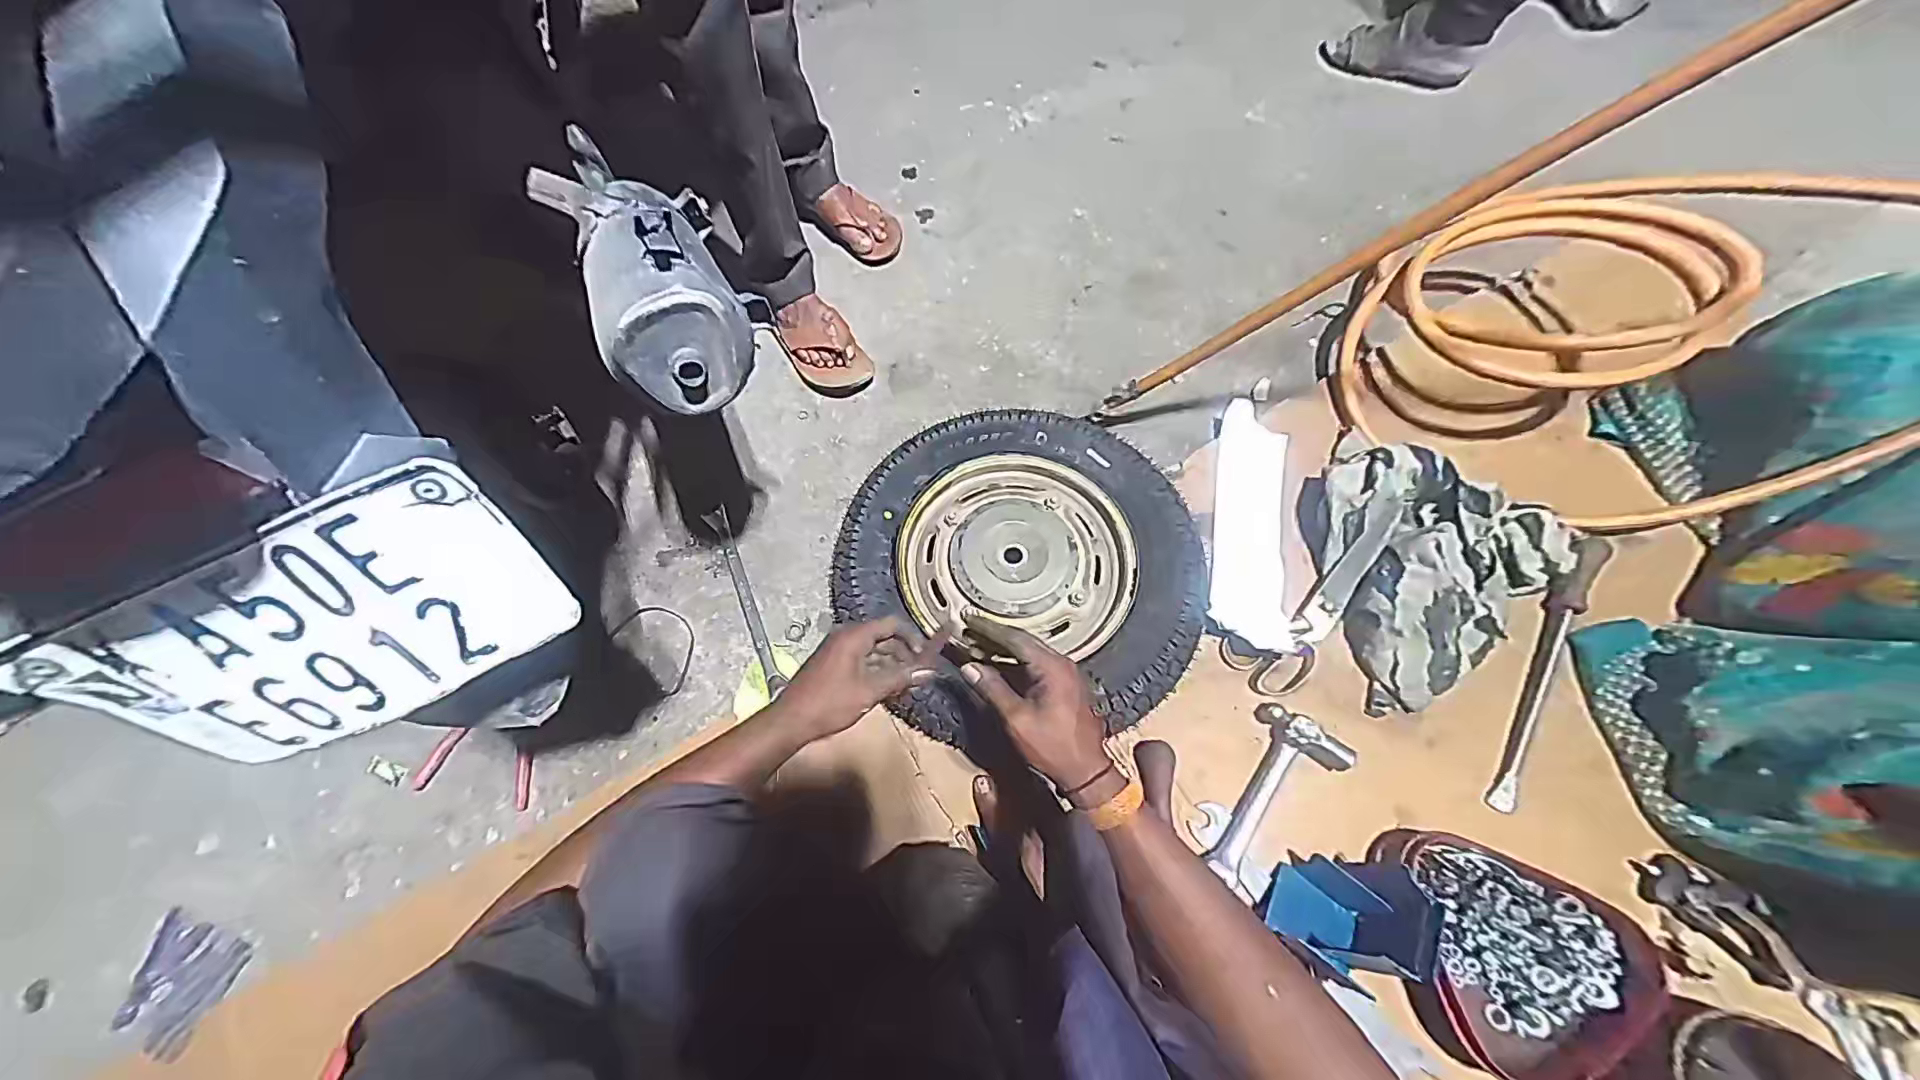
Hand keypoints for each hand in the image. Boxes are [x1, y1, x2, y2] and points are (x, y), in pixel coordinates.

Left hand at [777, 616, 944, 738]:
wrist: (791, 721)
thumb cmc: (828, 704)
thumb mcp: (870, 691)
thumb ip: (901, 678)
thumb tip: (929, 671)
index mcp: (854, 636)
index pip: (892, 624)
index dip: (913, 638)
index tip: (925, 657)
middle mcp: (845, 638)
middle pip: (884, 637)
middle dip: (903, 655)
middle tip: (917, 674)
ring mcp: (838, 651)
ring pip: (873, 651)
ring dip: (891, 666)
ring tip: (905, 686)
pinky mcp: (833, 665)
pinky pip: (862, 661)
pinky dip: (876, 672)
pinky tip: (886, 690)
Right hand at [958, 615, 1111, 793]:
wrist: (1086, 771)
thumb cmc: (1055, 748)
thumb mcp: (1016, 718)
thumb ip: (992, 689)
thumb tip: (971, 668)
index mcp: (1052, 667)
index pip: (1015, 637)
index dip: (988, 628)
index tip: (970, 620)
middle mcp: (1063, 665)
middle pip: (1023, 641)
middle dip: (994, 636)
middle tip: (970, 630)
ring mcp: (1066, 674)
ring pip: (1030, 653)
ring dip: (1004, 651)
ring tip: (978, 647)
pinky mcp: (1066, 685)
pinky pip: (1037, 665)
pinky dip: (1016, 664)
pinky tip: (1000, 668)